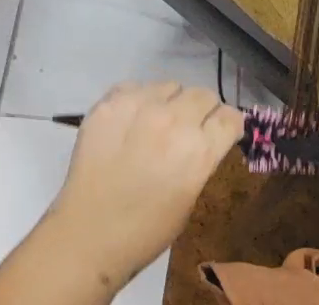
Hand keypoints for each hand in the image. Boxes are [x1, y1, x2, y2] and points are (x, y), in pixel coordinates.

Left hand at [46, 82, 244, 286]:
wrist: (88, 233)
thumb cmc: (145, 230)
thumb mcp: (189, 198)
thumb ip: (201, 159)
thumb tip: (205, 137)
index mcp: (199, 150)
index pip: (230, 116)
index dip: (228, 124)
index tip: (221, 131)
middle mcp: (173, 120)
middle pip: (203, 94)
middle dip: (202, 111)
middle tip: (188, 128)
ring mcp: (139, 106)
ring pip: (169, 85)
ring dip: (170, 102)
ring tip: (155, 124)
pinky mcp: (111, 102)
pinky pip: (135, 86)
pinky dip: (139, 99)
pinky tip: (129, 122)